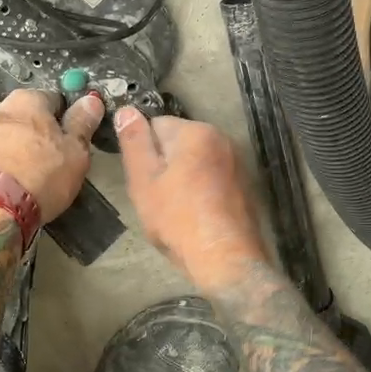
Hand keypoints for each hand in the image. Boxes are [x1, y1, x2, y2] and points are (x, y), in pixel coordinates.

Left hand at [0, 89, 103, 224]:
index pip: (55, 99)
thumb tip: (91, 99)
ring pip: (8, 136)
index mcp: (27, 99)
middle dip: (40, 134)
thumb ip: (83, 123)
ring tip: (31, 176)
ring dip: (19, 149)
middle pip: (28, 117)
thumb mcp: (75, 151)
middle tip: (54, 161)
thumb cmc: (41, 174)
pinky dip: (2, 164)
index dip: (67, 119)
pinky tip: (10, 183)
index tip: (73, 141)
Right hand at [114, 109, 269, 289]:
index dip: (142, 151)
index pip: (155, 125)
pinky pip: (211, 177)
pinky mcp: (245, 185)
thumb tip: (126, 110)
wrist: (225, 261)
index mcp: (196, 132)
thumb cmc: (177, 219)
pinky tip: (193, 214)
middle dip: (163, 163)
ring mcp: (237, 162)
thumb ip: (134, 141)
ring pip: (194, 160)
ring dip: (181, 176)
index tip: (141, 178)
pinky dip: (200, 189)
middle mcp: (222, 139)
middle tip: (154, 196)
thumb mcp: (144, 180)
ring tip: (174, 208)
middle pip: (177, 142)